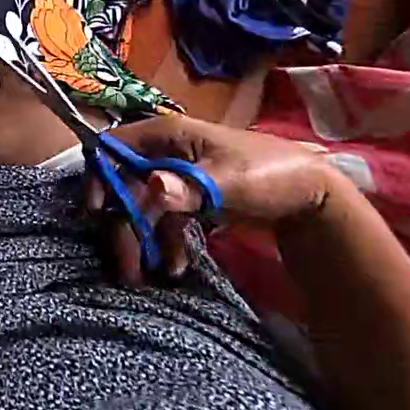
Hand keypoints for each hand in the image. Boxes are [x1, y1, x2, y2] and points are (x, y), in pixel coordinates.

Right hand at [96, 114, 340, 283]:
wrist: (311, 196)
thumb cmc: (269, 175)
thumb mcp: (229, 182)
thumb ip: (189, 187)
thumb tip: (153, 187)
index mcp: (168, 134)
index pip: (115, 146)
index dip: (101, 174)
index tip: (97, 211)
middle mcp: (165, 151)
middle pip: (125, 181)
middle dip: (121, 221)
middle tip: (124, 263)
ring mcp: (176, 175)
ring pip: (142, 204)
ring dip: (141, 238)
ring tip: (146, 275)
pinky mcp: (190, 197)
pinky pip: (164, 219)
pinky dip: (165, 242)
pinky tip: (174, 267)